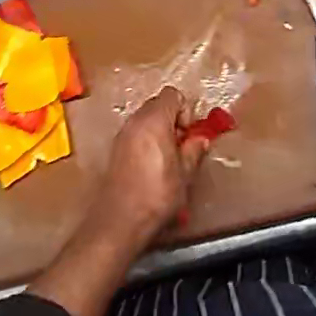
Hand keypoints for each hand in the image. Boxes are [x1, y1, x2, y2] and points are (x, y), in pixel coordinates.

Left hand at [89, 86, 210, 243]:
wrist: (121, 220)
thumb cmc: (157, 194)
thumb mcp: (184, 173)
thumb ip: (194, 150)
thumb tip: (200, 139)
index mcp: (154, 120)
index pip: (173, 95)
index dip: (186, 111)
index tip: (189, 134)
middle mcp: (135, 121)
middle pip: (158, 104)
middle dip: (173, 120)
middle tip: (183, 146)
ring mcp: (122, 134)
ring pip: (145, 119)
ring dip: (160, 131)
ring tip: (170, 159)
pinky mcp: (115, 149)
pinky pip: (135, 134)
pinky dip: (147, 141)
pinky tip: (153, 166)